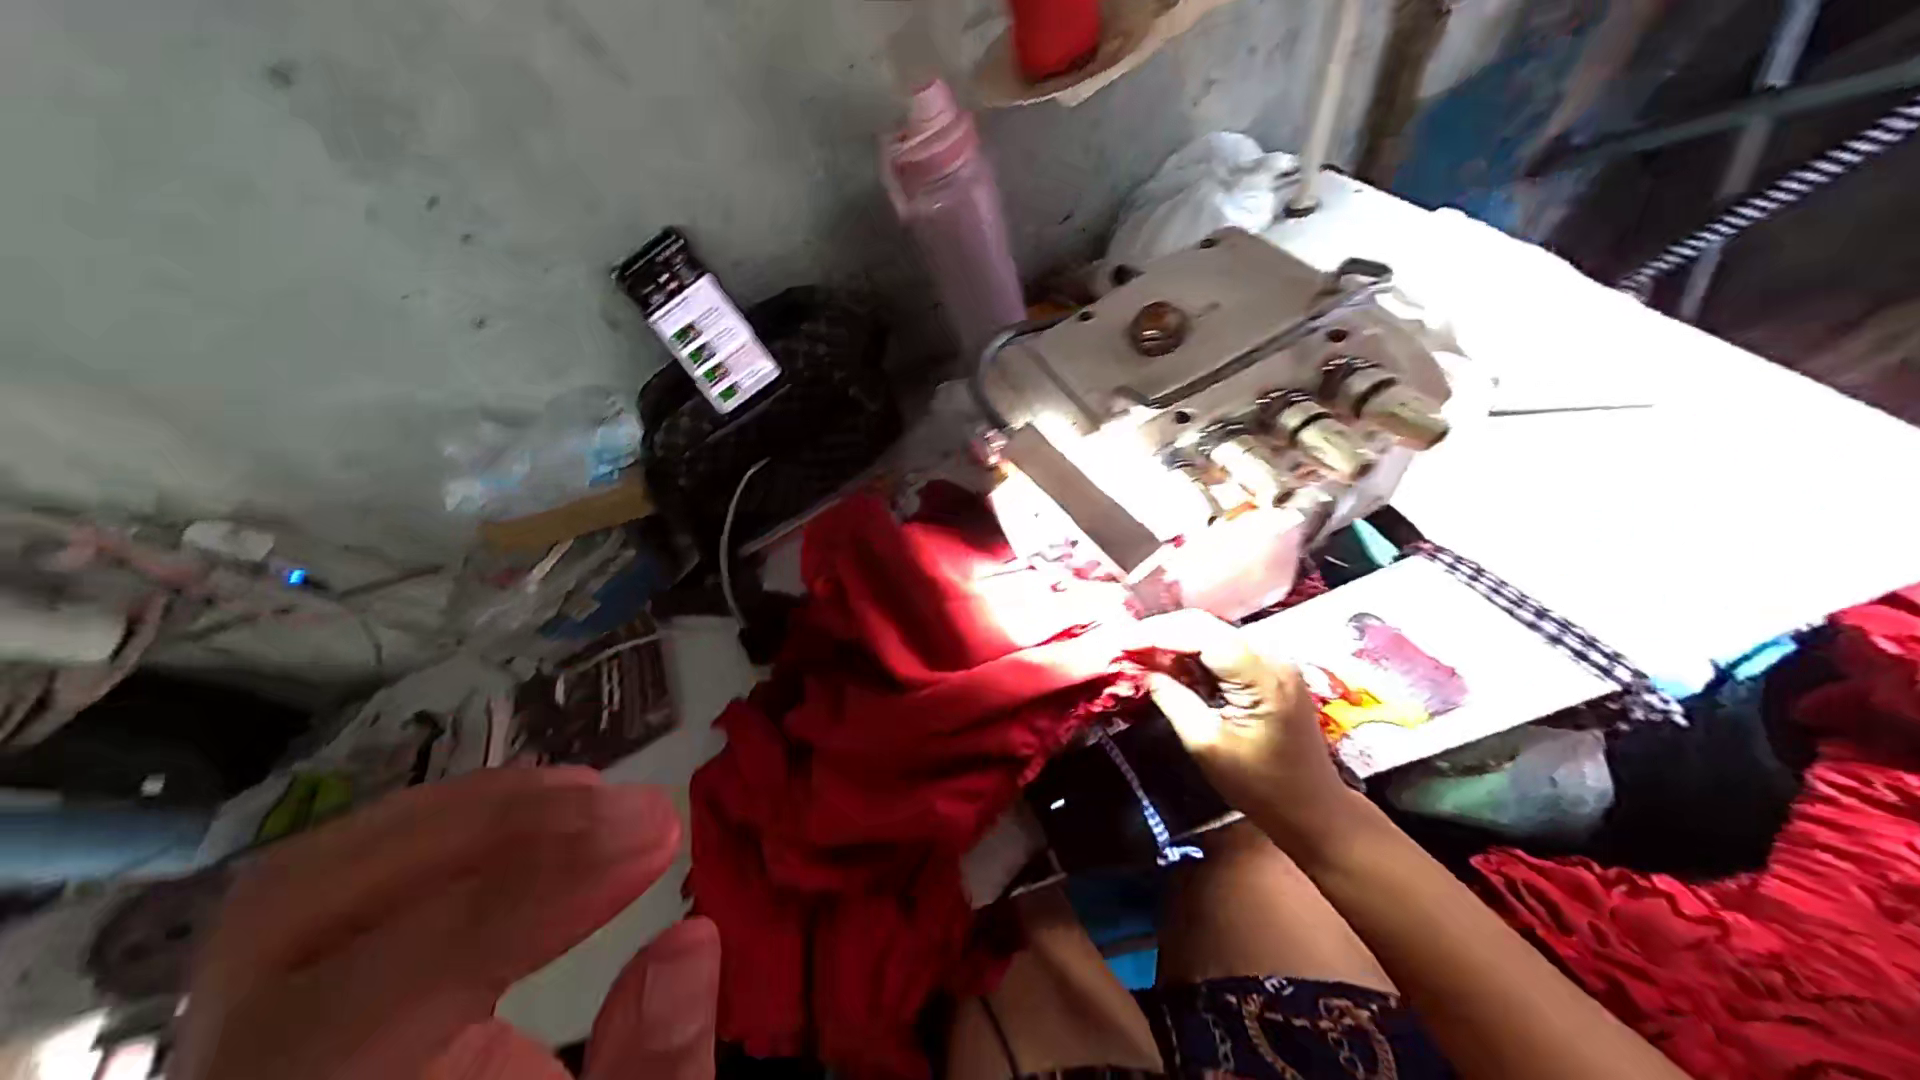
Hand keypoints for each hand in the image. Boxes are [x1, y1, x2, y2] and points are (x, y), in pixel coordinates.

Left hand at [174, 766, 719, 1079]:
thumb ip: (656, 1071)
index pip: (367, 1012)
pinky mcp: (298, 986)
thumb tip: (692, 937)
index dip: (521, 897)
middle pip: (297, 916)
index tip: (654, 833)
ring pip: (311, 877)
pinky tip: (541, 814)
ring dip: (472, 813)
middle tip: (626, 807)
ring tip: (595, 796)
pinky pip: (342, 877)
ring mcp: (246, 1034)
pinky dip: (452, 823)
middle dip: (490, 833)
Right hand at [1131, 611, 1355, 849]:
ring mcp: (1274, 660)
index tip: (1121, 644)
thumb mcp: (1205, 743)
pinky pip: (1224, 648)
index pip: (1201, 633)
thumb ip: (1171, 698)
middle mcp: (1272, 655)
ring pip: (1213, 633)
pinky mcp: (1269, 670)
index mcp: (1262, 674)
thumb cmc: (1259, 784)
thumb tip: (1141, 669)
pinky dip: (1193, 653)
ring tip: (1140, 654)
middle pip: (1206, 626)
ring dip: (1175, 640)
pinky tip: (1170, 664)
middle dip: (1161, 632)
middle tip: (1125, 648)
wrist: (1312, 809)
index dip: (1157, 633)